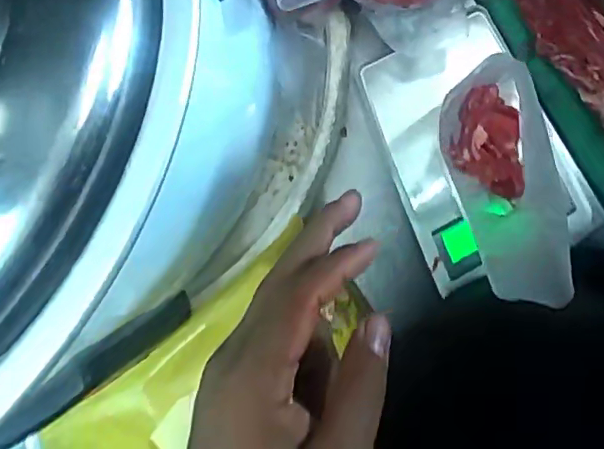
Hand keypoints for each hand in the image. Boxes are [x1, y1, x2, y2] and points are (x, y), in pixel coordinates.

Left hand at [190, 191, 388, 448]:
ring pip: (279, 313)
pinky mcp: (231, 389)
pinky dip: (305, 345)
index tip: (376, 239)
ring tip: (332, 403)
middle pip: (278, 279)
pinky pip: (274, 343)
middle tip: (352, 200)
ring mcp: (227, 372)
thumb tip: (376, 318)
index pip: (298, 293)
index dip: (339, 260)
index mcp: (252, 370)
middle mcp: (232, 356)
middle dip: (317, 236)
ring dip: (318, 319)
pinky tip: (318, 402)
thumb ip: (360, 387)